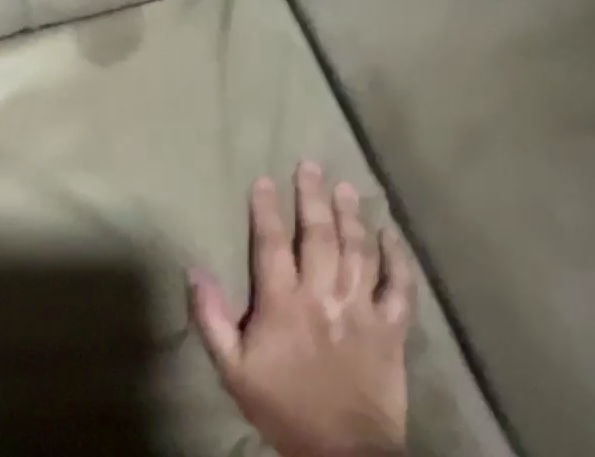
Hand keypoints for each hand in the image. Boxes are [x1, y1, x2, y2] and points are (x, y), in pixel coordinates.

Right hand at [189, 162, 415, 456]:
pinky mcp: (392, 330)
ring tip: (345, 186)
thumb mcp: (232, 368)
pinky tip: (391, 234)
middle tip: (310, 165)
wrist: (345, 452)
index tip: (263, 180)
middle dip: (312, 198)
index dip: (267, 210)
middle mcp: (323, 296)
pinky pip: (400, 288)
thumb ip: (211, 318)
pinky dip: (397, 259)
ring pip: (358, 252)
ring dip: (351, 216)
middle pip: (319, 236)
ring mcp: (362, 311)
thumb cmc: (282, 407)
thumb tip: (194, 269)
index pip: (273, 243)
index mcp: (283, 303)